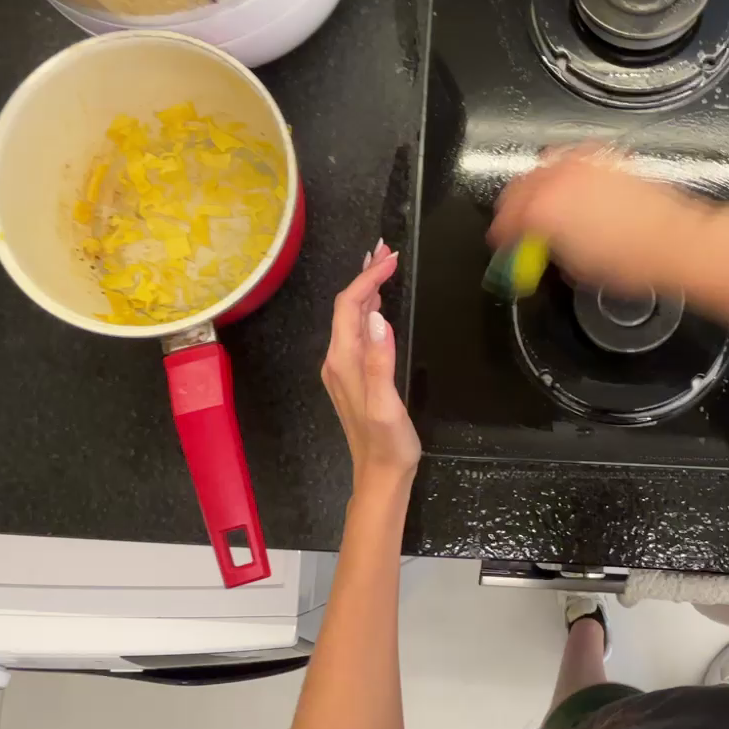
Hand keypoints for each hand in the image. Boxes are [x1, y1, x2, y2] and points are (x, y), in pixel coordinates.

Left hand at [322, 242, 419, 489]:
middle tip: (387, 252)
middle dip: (365, 276)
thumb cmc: (388, 444)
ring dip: (366, 291)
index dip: (368, 279)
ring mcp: (343, 370)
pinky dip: (368, 311)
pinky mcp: (353, 378)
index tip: (391, 258)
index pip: (350, 307)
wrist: (380, 476)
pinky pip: (356, 333)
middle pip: (346, 308)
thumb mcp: (386, 404)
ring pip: (351, 319)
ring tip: (384, 269)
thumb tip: (378, 317)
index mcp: (344, 362)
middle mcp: (338, 361)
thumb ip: (379, 361)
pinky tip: (380, 308)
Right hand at [488, 147, 727, 295]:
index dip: (502, 237)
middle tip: (515, 228)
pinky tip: (570, 192)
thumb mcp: (575, 268)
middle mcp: (558, 177)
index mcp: (543, 208)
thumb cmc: (632, 259)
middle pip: (518, 187)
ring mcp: (583, 163)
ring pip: (542, 169)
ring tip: (540, 209)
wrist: (673, 242)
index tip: (503, 247)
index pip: (506, 220)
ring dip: (535, 188)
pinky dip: (563, 176)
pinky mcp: (606, 159)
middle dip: (513, 209)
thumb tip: (542, 249)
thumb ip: (548, 252)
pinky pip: (571, 162)